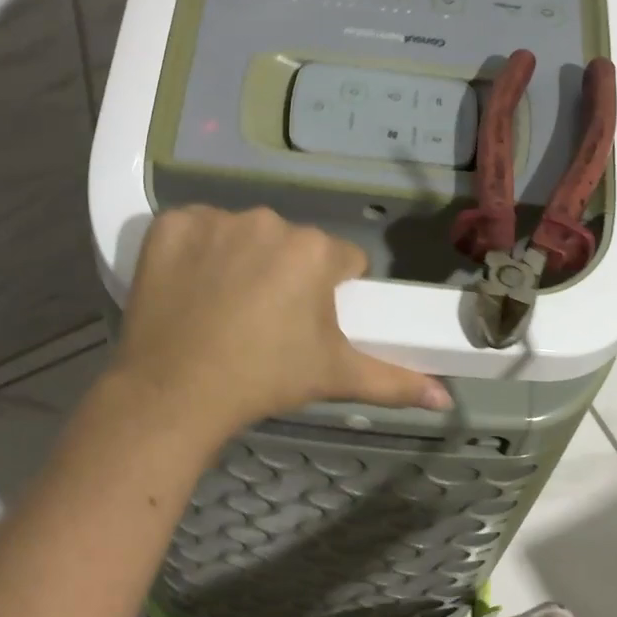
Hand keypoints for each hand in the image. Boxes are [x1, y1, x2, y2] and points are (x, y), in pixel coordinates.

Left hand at [112, 206, 450, 431]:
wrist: (175, 392)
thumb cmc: (264, 380)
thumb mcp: (334, 377)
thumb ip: (394, 380)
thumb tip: (446, 398)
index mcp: (316, 251)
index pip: (340, 261)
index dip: (330, 293)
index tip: (307, 325)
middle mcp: (270, 221)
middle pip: (290, 245)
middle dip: (285, 275)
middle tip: (265, 324)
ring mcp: (215, 219)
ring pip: (243, 234)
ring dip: (240, 261)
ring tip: (223, 310)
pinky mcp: (170, 224)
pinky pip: (194, 231)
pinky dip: (194, 254)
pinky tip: (188, 291)